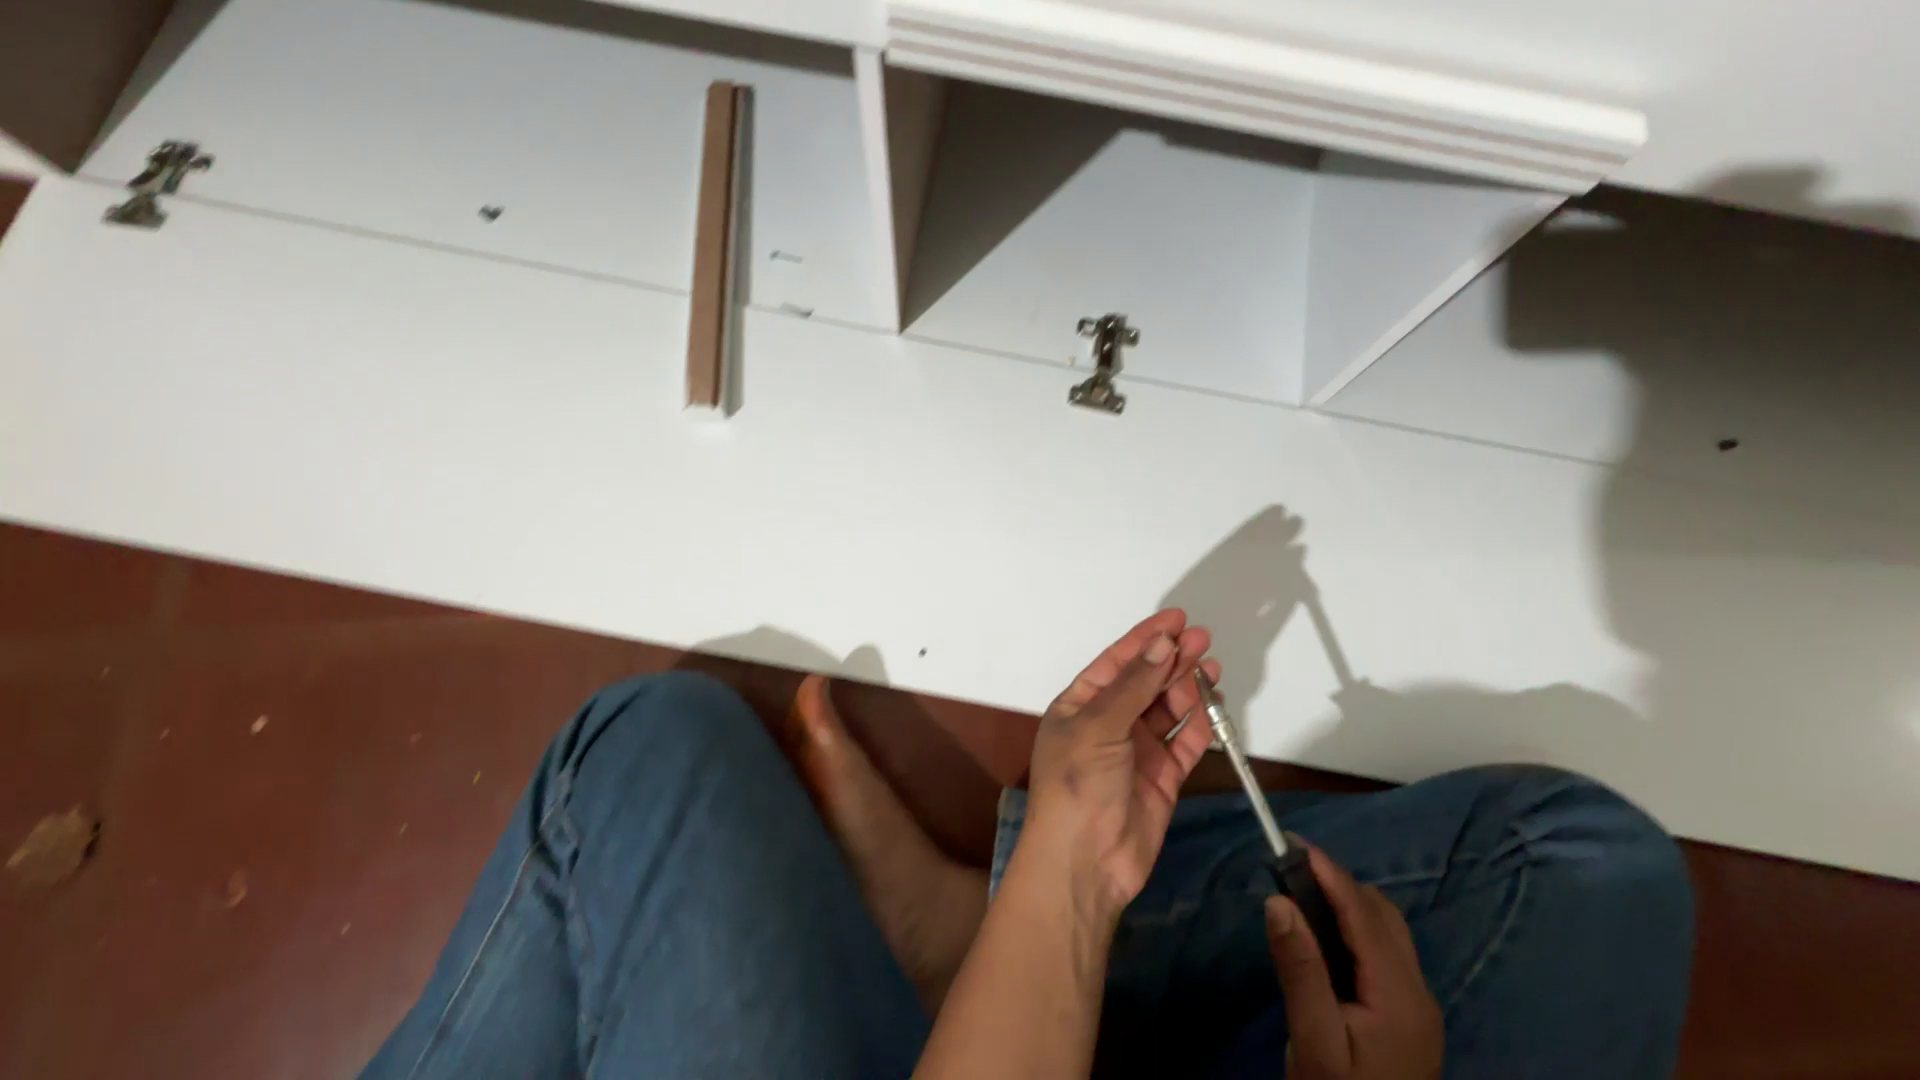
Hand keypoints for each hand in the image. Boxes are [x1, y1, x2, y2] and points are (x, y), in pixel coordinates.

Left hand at [1021, 610, 1219, 924]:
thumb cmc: (1078, 783)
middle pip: (1145, 684)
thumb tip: (1162, 644)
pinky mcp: (1162, 778)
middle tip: (1203, 638)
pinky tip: (1212, 703)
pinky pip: (1184, 743)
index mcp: (1078, 707)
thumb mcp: (1098, 726)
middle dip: (1172, 660)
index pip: (1116, 663)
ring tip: (1211, 664)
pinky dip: (1199, 724)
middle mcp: (1107, 725)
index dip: (1144, 639)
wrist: (1085, 860)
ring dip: (1187, 688)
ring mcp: (1135, 752)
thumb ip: (1135, 685)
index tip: (1176, 618)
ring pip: (1167, 710)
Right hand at [1265, 847, 1442, 1079]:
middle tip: (1288, 867)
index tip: (1292, 842)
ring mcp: (1419, 1005)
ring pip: (1389, 931)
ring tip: (1302, 892)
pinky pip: (1386, 952)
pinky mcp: (1409, 1016)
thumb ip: (1300, 971)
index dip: (1329, 873)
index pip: (1365, 914)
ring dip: (1349, 902)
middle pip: (1383, 915)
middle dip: (1338, 882)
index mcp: (1399, 994)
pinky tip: (1326, 934)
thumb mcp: (1313, 1041)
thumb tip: (1278, 900)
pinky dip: (1357, 927)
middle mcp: (1418, 991)